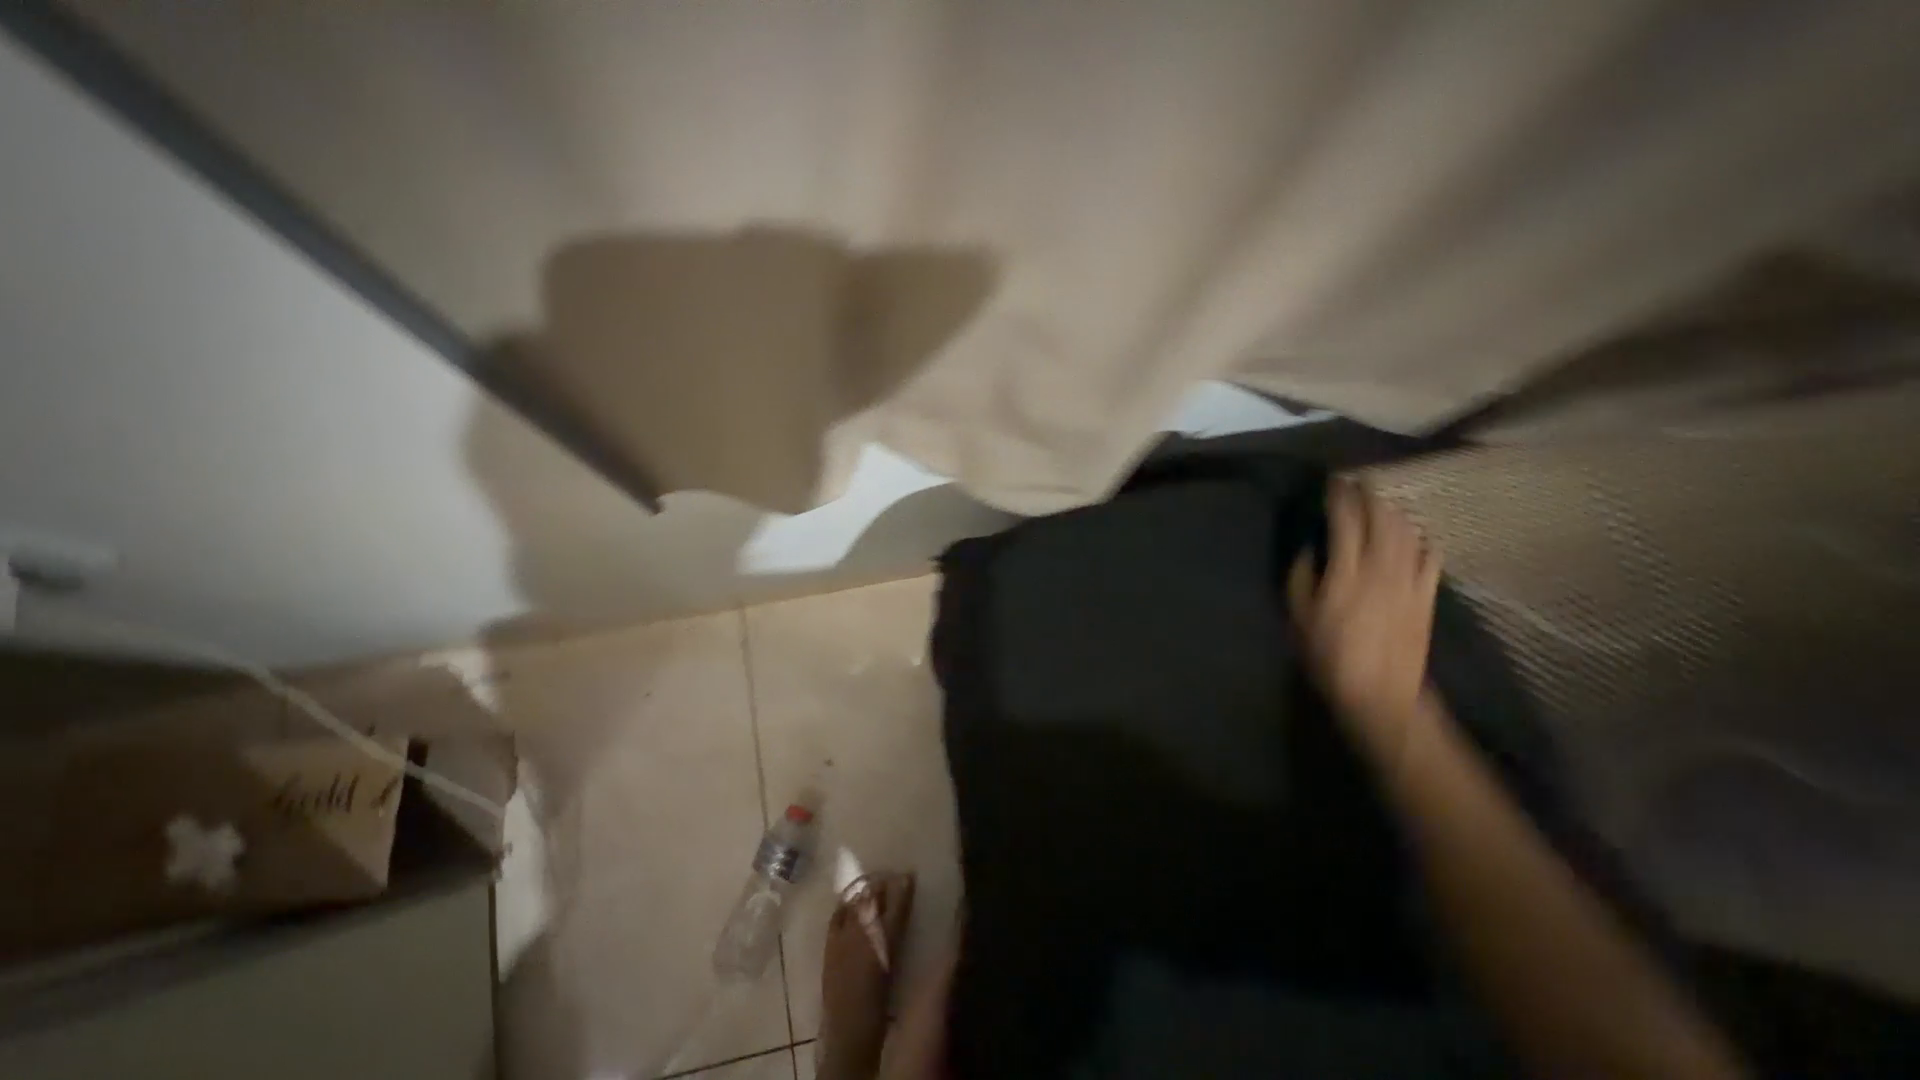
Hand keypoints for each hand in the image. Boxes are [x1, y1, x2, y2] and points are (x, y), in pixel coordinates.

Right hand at [1288, 480, 1442, 748]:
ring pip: (1407, 530)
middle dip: (1368, 494)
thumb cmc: (1331, 657)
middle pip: (1381, 516)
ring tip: (1380, 502)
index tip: (1331, 482)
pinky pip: (1430, 555)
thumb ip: (1301, 577)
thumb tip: (1310, 549)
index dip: (1339, 496)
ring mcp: (1410, 579)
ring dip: (1393, 510)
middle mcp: (1382, 566)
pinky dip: (1421, 537)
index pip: (1345, 519)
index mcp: (1347, 571)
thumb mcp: (1299, 619)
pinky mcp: (1427, 593)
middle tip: (1356, 484)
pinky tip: (1414, 534)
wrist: (1382, 694)